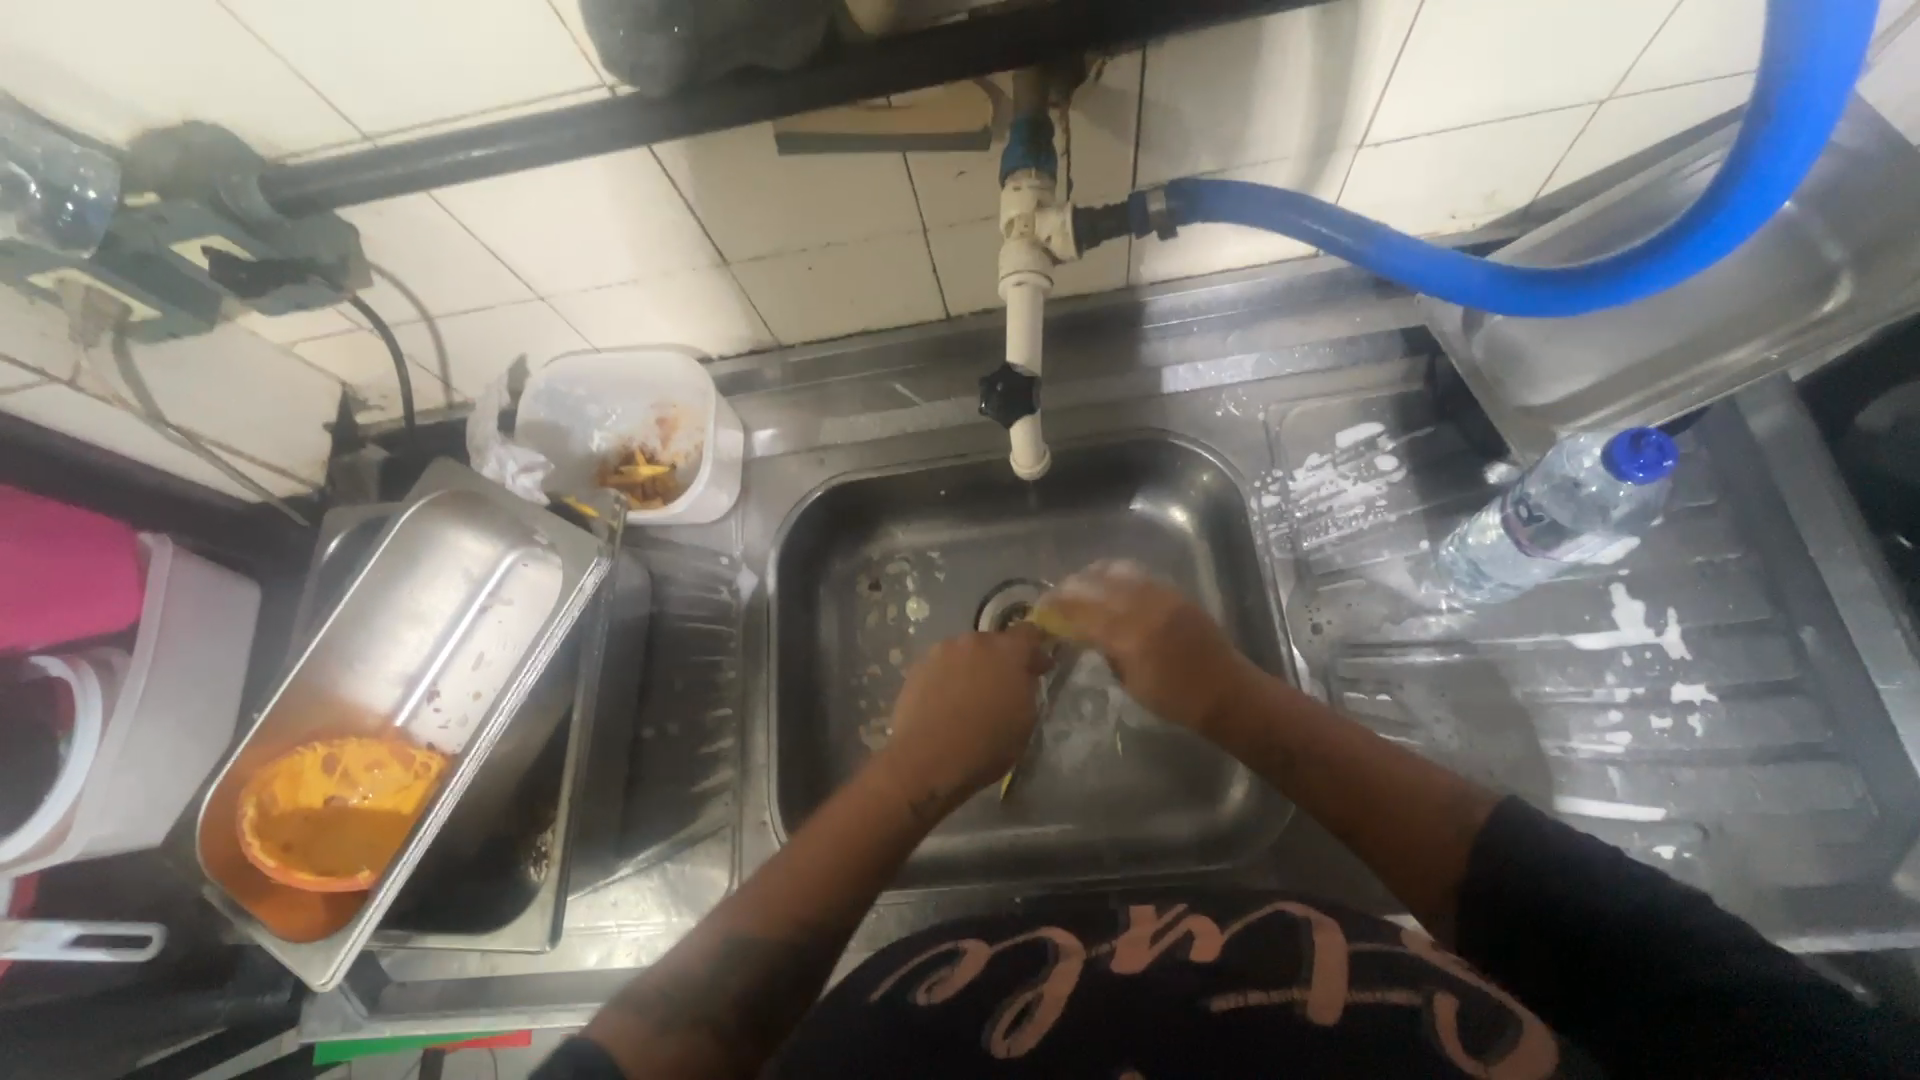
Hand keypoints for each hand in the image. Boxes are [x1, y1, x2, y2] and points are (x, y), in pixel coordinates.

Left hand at [872, 625, 1053, 822]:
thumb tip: (1021, 678)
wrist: (925, 759)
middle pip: (993, 643)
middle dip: (1000, 661)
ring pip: (964, 654)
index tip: (1038, 668)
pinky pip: (941, 667)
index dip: (1035, 650)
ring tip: (968, 698)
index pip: (1029, 633)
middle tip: (1001, 688)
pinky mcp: (916, 667)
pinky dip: (947, 679)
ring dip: (971, 668)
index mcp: (1007, 650)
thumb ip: (1026, 689)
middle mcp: (974, 641)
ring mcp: (941, 651)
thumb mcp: (1025, 721)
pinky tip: (944, 704)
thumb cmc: (986, 745)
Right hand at [1036, 560, 1261, 739]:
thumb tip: (1085, 632)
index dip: (1056, 608)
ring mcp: (1161, 594)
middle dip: (1068, 589)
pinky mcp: (1174, 591)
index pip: (1080, 610)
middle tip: (1054, 599)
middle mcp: (1143, 605)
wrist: (1227, 691)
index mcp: (1129, 634)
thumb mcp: (1130, 682)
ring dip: (1091, 576)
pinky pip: (1137, 574)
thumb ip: (1105, 649)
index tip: (1040, 610)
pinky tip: (1108, 588)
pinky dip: (1115, 576)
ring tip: (1079, 588)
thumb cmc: (1175, 699)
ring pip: (1115, 570)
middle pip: (1093, 584)